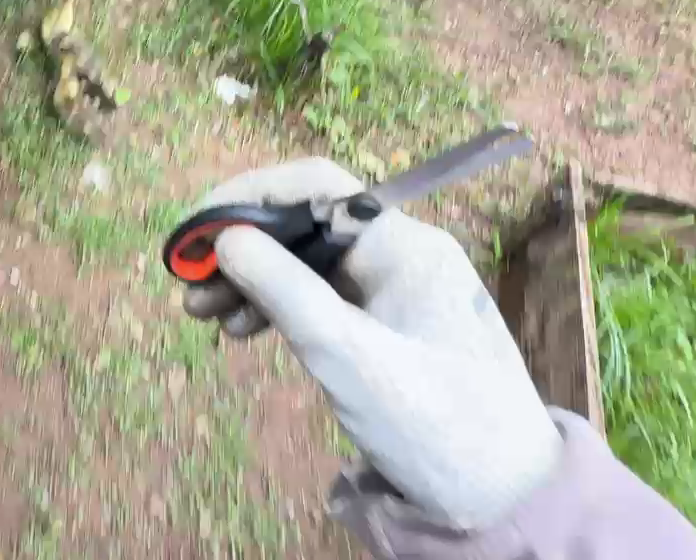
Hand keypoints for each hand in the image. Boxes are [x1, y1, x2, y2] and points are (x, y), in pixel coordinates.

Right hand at [182, 158, 560, 529]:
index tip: (197, 227)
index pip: (315, 187)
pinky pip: (313, 294)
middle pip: (299, 225)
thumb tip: (224, 238)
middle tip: (187, 280)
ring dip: (246, 279)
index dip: (248, 194)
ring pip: (299, 260)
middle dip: (238, 248)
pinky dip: (271, 305)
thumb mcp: (349, 358)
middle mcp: (395, 253)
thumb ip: (284, 291)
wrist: (508, 508)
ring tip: (199, 311)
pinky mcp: (380, 320)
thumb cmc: (435, 428)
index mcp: (403, 246)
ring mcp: (388, 287)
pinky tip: (238, 329)